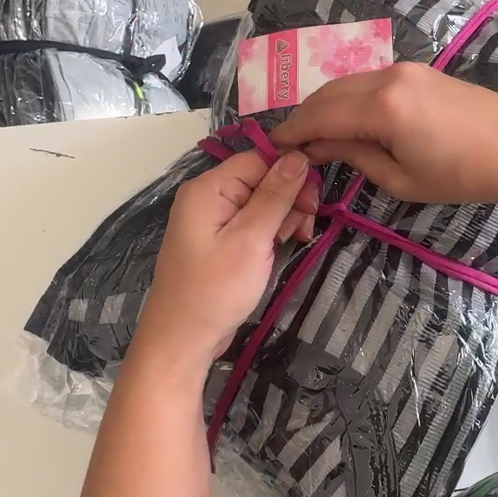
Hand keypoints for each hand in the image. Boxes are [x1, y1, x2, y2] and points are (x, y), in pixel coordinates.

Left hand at [131, 150, 316, 367]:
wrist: (184, 340)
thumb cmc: (215, 289)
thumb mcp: (251, 240)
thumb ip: (275, 195)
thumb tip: (298, 156)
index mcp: (209, 188)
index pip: (260, 159)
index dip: (291, 172)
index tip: (314, 199)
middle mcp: (211, 196)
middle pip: (264, 178)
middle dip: (291, 196)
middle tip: (306, 225)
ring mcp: (217, 218)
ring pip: (266, 200)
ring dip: (288, 215)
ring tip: (298, 239)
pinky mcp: (225, 238)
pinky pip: (258, 220)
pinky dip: (276, 230)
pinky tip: (287, 243)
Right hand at [269, 63, 497, 207]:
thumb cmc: (462, 175)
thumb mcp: (402, 179)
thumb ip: (355, 156)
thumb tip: (320, 147)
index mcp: (381, 106)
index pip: (320, 114)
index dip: (293, 131)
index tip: (273, 148)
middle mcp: (388, 76)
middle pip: (330, 91)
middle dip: (306, 115)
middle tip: (292, 143)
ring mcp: (408, 68)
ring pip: (350, 82)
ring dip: (328, 104)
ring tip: (318, 135)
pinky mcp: (423, 70)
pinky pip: (373, 80)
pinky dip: (353, 97)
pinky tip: (352, 119)